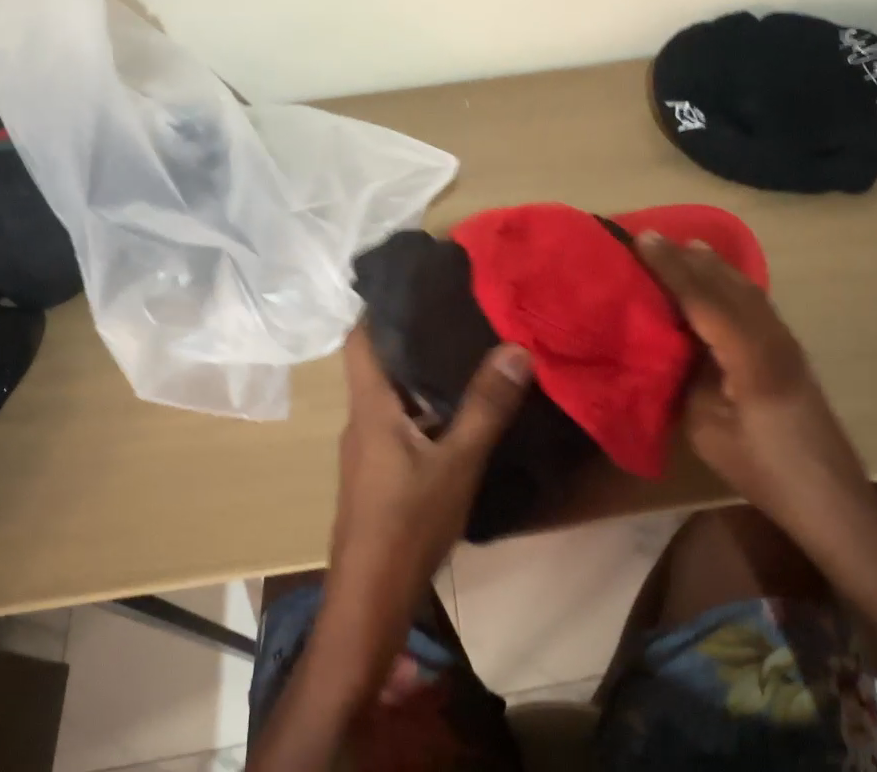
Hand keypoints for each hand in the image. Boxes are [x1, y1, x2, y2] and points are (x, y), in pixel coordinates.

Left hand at [324, 326, 530, 626]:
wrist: (372, 594)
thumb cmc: (407, 522)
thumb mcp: (457, 463)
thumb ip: (486, 407)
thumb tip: (515, 348)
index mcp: (370, 407)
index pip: (361, 339)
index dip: (381, 306)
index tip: (416, 280)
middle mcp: (362, 420)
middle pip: (379, 363)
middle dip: (413, 334)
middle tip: (459, 308)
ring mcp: (369, 448)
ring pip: (393, 395)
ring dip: (423, 373)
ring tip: (468, 348)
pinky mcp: (380, 471)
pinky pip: (401, 422)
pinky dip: (427, 406)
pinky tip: (461, 408)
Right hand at [635, 231, 874, 522]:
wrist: (828, 496)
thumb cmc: (762, 469)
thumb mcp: (707, 429)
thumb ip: (688, 379)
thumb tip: (674, 346)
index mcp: (749, 357)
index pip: (703, 299)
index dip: (670, 268)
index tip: (641, 240)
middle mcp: (772, 338)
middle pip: (727, 286)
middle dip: (688, 260)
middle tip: (652, 238)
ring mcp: (786, 343)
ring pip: (746, 290)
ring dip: (713, 268)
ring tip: (684, 248)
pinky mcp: (790, 353)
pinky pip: (756, 304)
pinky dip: (730, 285)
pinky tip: (719, 283)